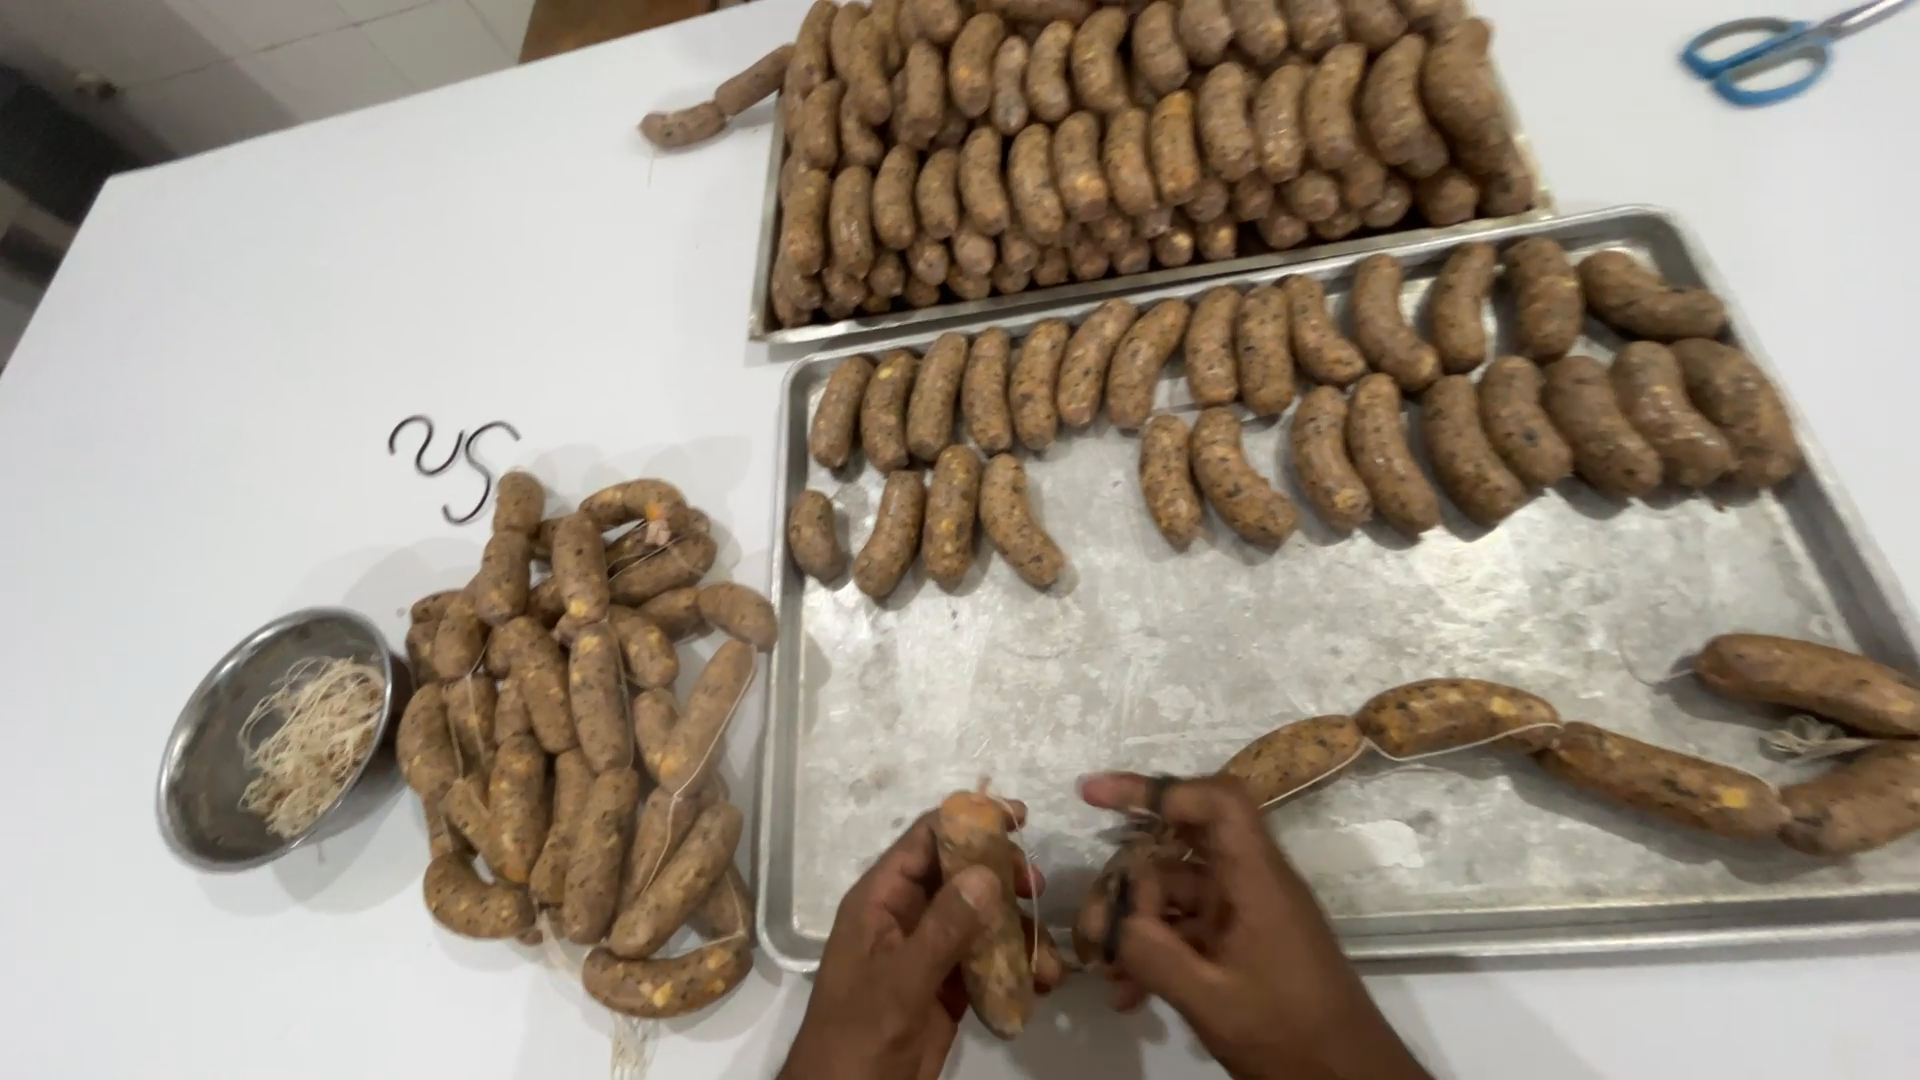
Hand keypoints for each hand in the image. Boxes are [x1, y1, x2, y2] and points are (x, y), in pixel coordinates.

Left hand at [778, 805, 1050, 1079]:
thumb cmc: (857, 1036)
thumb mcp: (899, 980)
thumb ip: (943, 927)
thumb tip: (987, 873)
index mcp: (882, 898)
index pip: (926, 839)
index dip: (969, 820)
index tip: (1018, 817)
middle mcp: (906, 914)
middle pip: (960, 873)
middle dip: (1001, 875)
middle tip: (1035, 887)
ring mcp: (928, 951)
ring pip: (979, 918)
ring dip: (1016, 930)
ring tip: (1046, 957)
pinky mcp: (947, 986)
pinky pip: (985, 960)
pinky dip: (1014, 967)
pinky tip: (1039, 983)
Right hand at [1081, 773, 1432, 1079]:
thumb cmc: (1293, 1036)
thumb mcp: (1213, 1002)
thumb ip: (1152, 956)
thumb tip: (1104, 922)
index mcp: (1257, 879)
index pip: (1214, 802)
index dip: (1157, 788)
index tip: (1097, 798)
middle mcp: (1249, 882)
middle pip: (1180, 844)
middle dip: (1128, 874)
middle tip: (1093, 916)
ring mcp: (1243, 913)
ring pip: (1174, 890)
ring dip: (1134, 922)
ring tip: (1102, 962)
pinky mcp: (1237, 942)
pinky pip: (1184, 926)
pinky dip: (1153, 948)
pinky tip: (1126, 989)